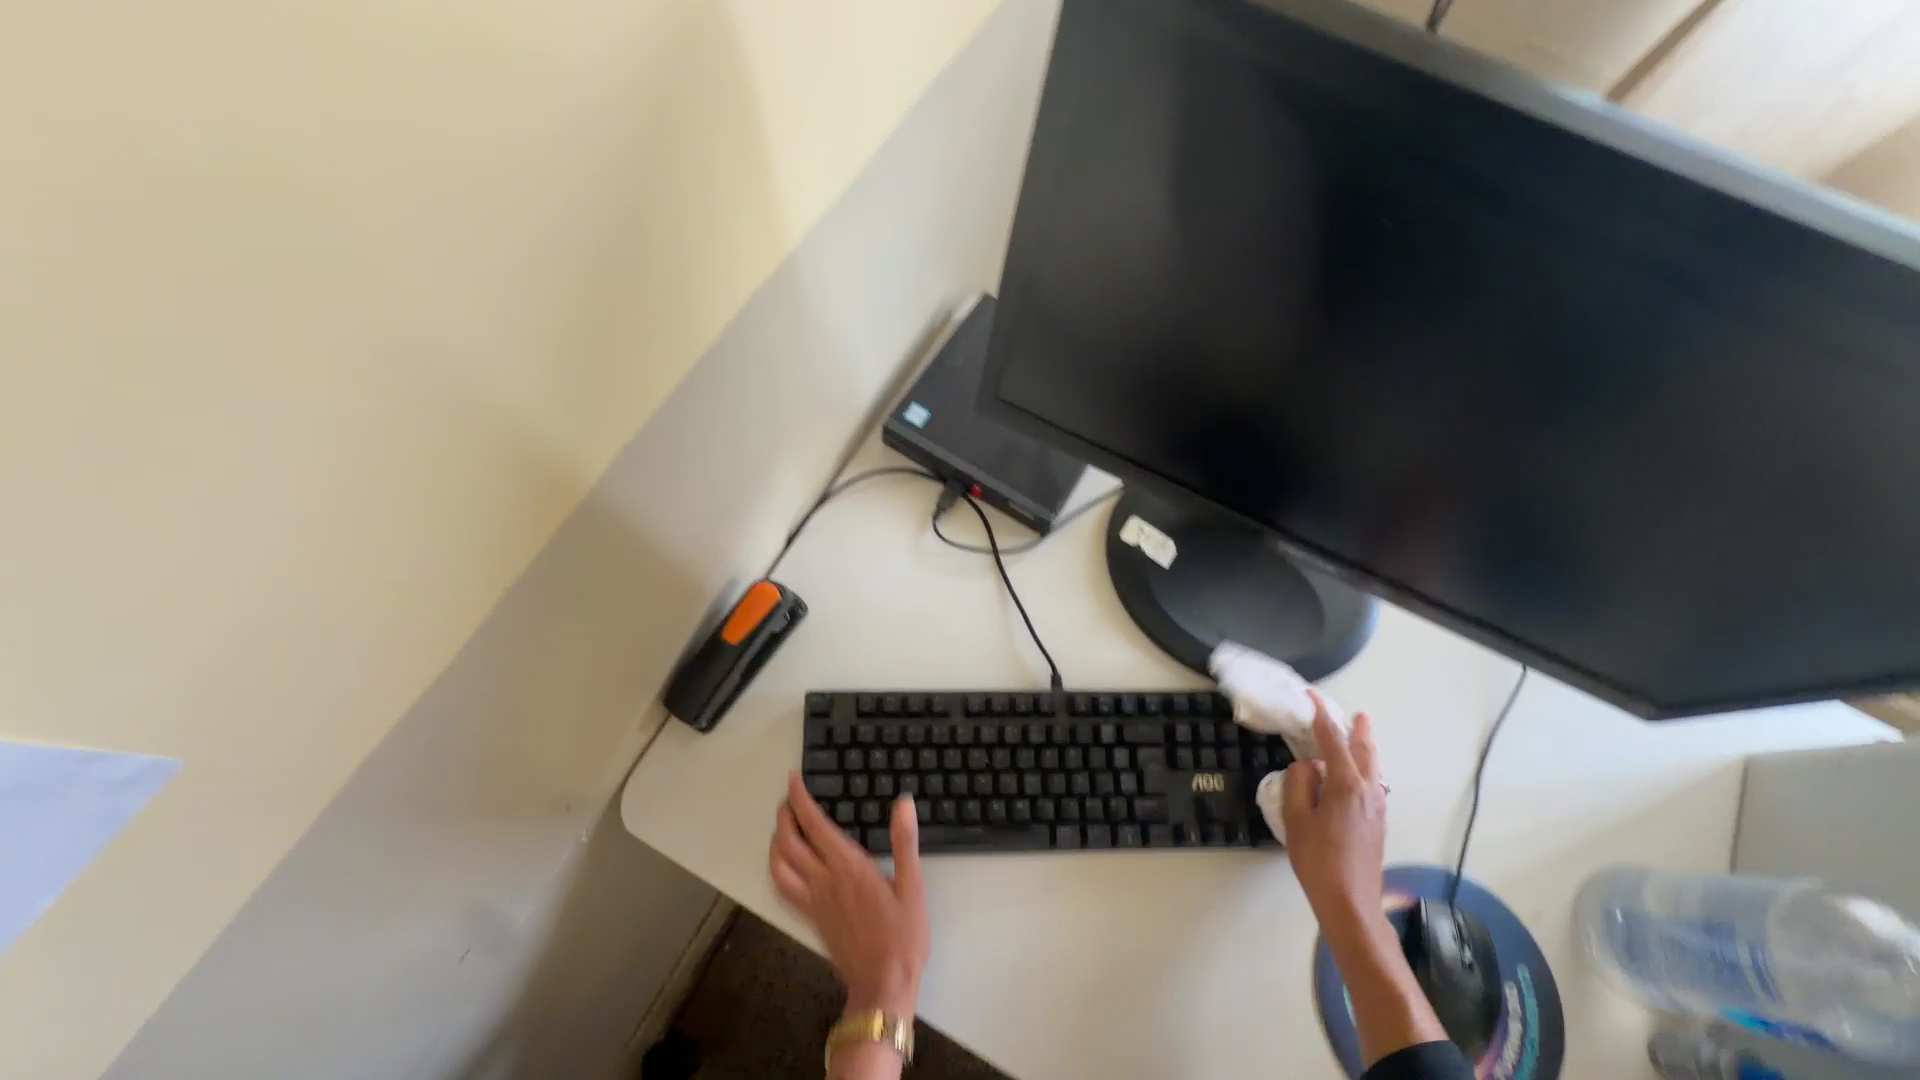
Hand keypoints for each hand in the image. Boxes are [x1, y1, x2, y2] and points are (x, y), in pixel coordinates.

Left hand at [770, 773, 930, 1018]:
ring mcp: (814, 901)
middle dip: (784, 814)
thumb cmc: (903, 937)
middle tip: (789, 797)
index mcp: (848, 868)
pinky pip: (783, 888)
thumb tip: (903, 802)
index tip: (794, 780)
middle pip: (788, 841)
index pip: (815, 825)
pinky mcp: (811, 918)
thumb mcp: (913, 886)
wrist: (883, 985)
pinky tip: (785, 864)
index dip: (800, 799)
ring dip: (775, 839)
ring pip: (779, 865)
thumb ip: (905, 841)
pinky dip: (777, 867)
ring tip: (783, 825)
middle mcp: (824, 881)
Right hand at [1282, 693, 1386, 925]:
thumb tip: (1309, 769)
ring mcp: (1377, 808)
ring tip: (1362, 734)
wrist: (1350, 901)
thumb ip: (1299, 784)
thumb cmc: (1318, 859)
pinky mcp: (1378, 822)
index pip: (1332, 741)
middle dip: (1358, 730)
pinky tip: (1358, 773)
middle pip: (1365, 751)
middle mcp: (1368, 791)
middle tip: (1356, 714)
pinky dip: (1367, 767)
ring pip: (1374, 768)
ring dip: (1366, 748)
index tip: (1312, 698)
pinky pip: (1374, 783)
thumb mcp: (1295, 818)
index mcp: (1346, 785)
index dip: (1321, 717)